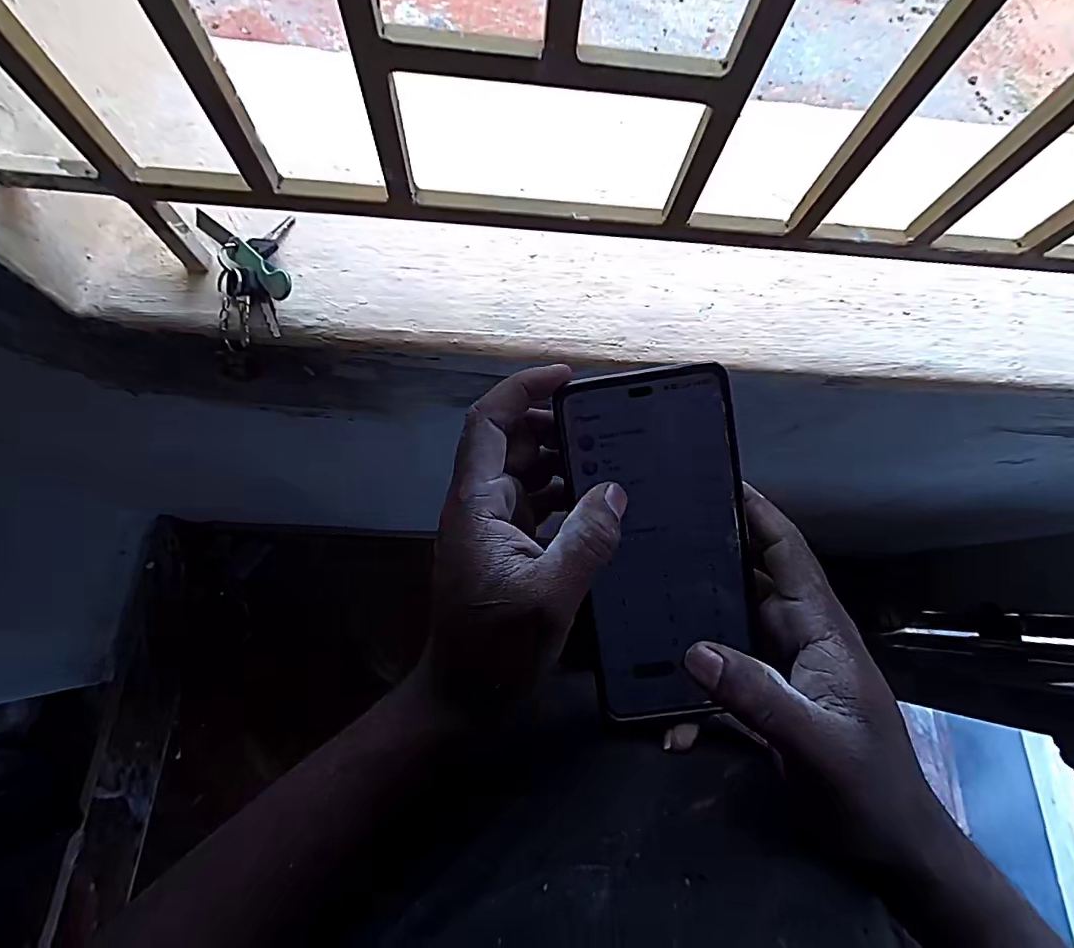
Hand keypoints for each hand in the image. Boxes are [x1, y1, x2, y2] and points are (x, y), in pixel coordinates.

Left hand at [416, 365, 626, 714]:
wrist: (460, 697)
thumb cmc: (492, 651)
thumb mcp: (548, 598)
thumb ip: (585, 542)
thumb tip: (612, 492)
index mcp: (477, 502)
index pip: (488, 422)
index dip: (522, 389)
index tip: (565, 377)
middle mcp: (480, 504)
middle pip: (511, 441)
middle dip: (553, 424)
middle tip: (604, 425)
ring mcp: (491, 525)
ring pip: (526, 471)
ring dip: (562, 459)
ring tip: (611, 458)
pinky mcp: (505, 546)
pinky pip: (536, 502)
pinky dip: (565, 494)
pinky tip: (598, 505)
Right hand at [681, 485, 947, 871]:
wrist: (889, 849)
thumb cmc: (873, 793)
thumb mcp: (819, 745)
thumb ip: (760, 697)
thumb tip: (695, 651)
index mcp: (820, 629)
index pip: (788, 553)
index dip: (758, 513)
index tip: (720, 480)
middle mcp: (796, 637)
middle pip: (745, 580)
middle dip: (706, 557)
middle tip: (656, 537)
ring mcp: (778, 666)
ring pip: (725, 624)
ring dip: (689, 622)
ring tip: (642, 611)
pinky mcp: (763, 695)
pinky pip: (719, 675)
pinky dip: (693, 692)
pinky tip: (672, 722)